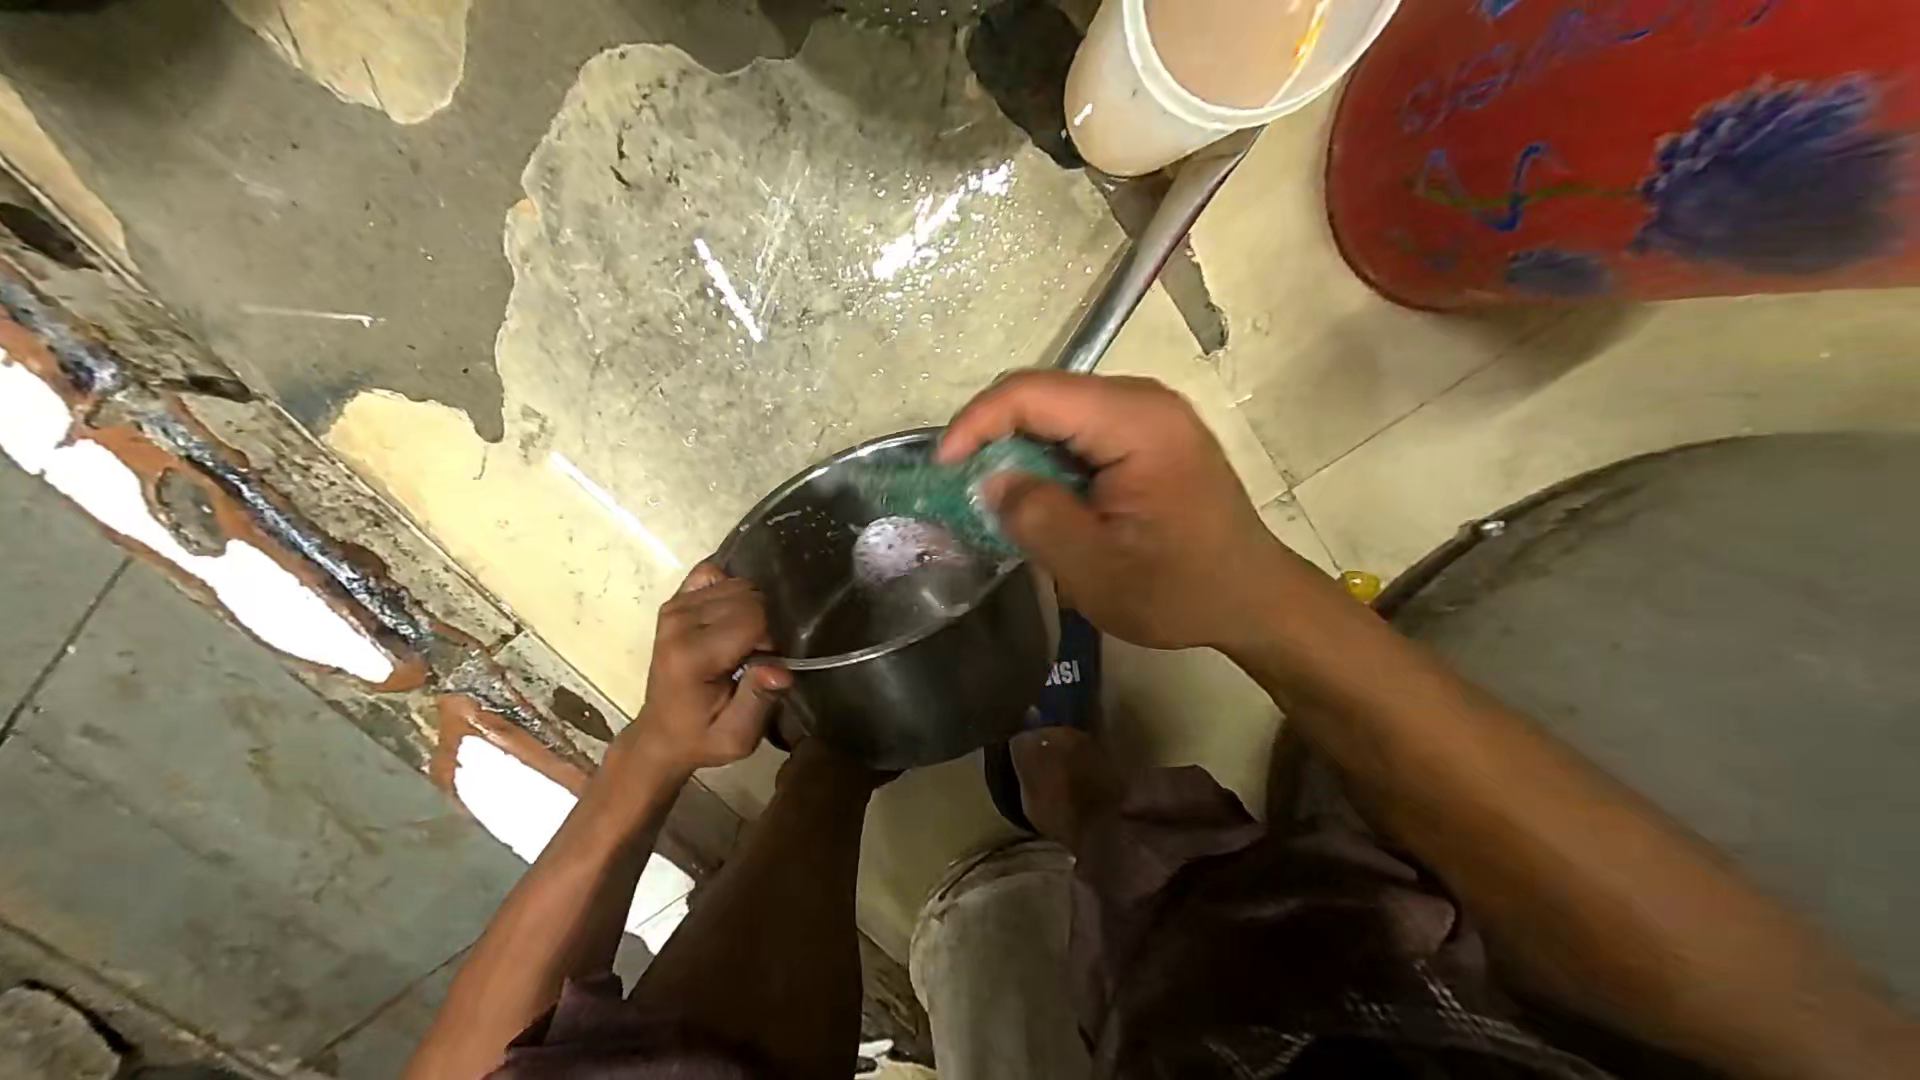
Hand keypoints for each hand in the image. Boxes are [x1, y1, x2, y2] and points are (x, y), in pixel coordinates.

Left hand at [615, 562, 791, 778]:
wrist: (661, 734)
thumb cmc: (703, 735)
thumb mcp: (737, 737)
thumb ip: (758, 702)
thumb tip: (779, 670)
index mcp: (692, 654)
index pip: (753, 617)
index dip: (770, 640)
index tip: (762, 666)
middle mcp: (679, 621)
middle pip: (748, 596)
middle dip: (764, 623)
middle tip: (754, 656)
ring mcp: (674, 607)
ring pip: (738, 585)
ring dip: (750, 610)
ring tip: (742, 642)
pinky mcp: (674, 601)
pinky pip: (715, 574)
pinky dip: (731, 591)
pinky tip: (730, 618)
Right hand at [939, 372, 1303, 651]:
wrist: (1252, 598)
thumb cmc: (1180, 590)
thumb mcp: (1096, 569)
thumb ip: (1036, 517)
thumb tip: (990, 478)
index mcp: (1136, 423)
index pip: (1032, 393)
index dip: (976, 423)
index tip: (943, 468)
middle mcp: (1144, 400)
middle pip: (1044, 393)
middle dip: (994, 433)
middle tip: (965, 484)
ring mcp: (1150, 413)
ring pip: (1058, 409)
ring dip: (1019, 446)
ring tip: (996, 494)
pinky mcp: (1150, 432)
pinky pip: (1081, 428)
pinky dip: (1047, 456)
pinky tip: (1040, 493)